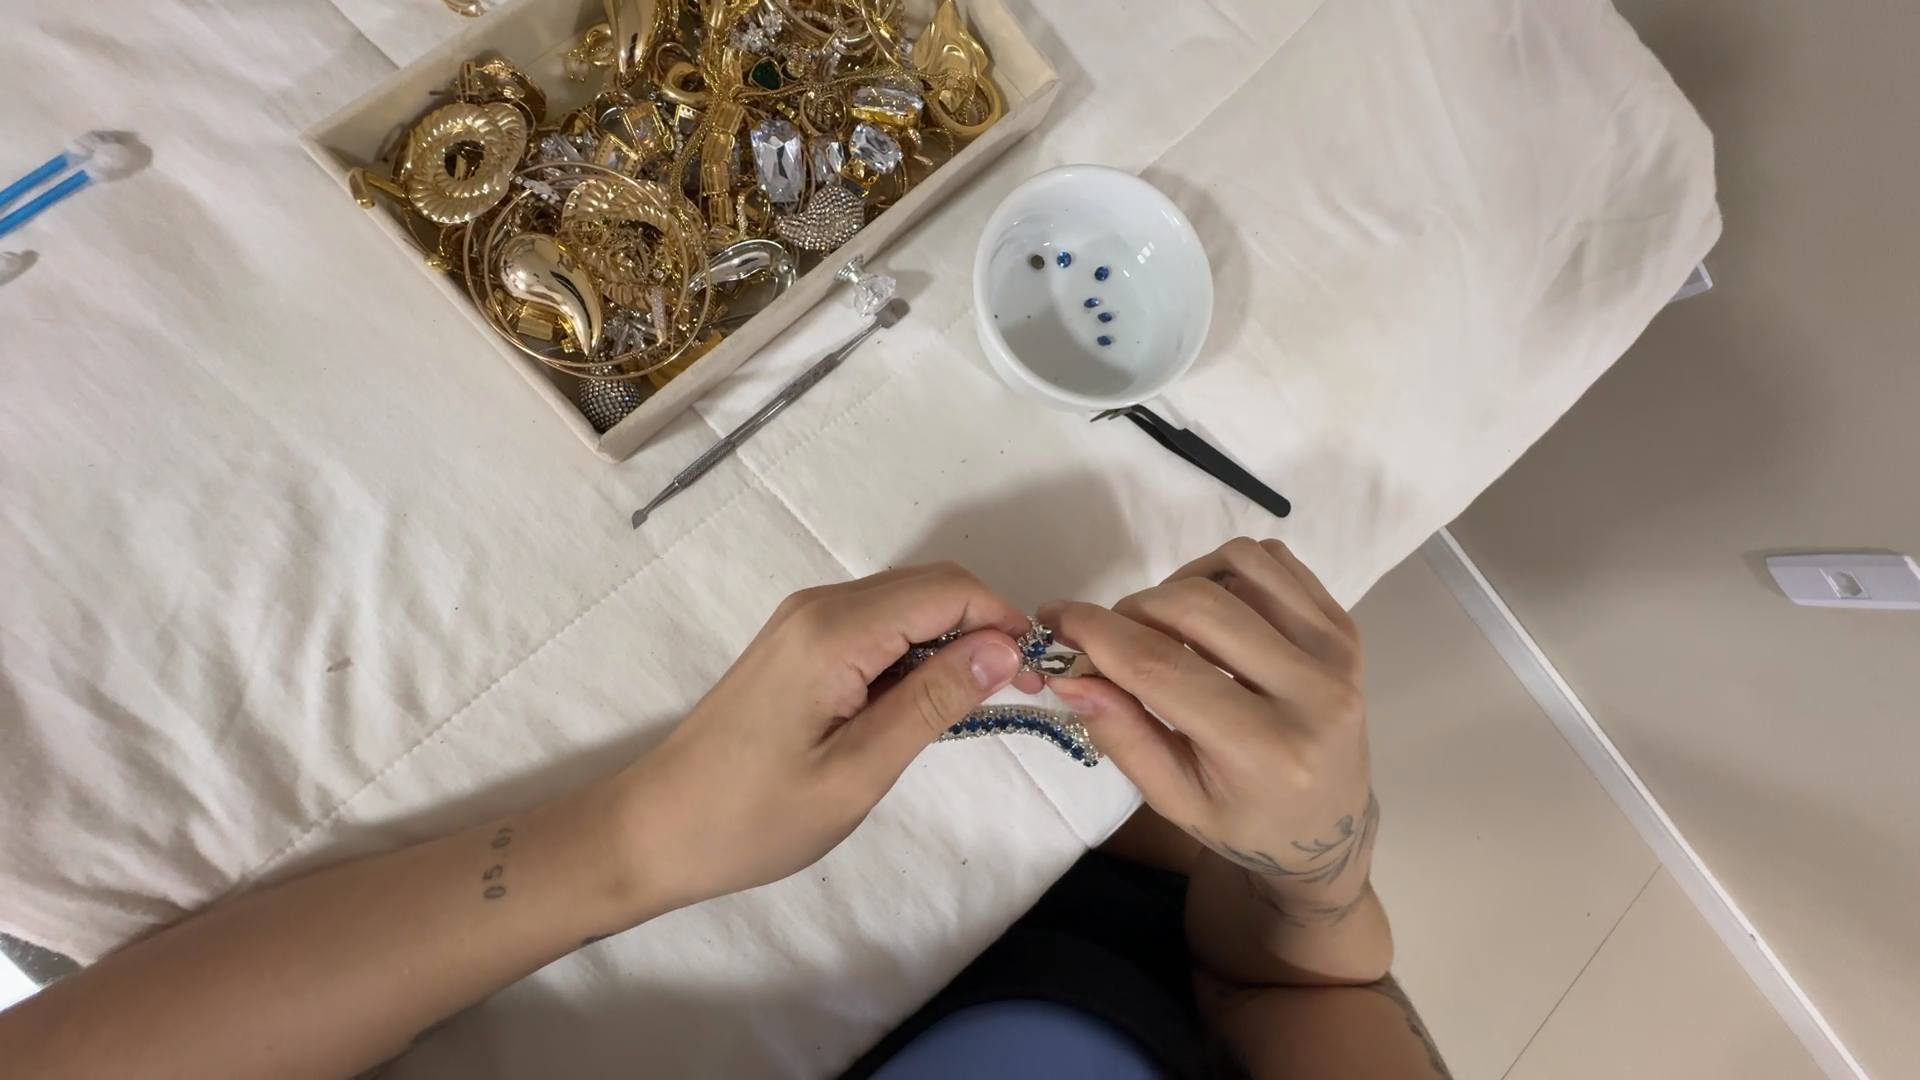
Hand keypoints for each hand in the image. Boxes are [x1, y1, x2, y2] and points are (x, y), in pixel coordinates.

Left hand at [611, 563, 1031, 915]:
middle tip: (1011, 691)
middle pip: (930, 585)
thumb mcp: (857, 772)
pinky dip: (916, 648)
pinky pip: (879, 621)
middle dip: (983, 625)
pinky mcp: (801, 637)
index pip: (947, 591)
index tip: (1033, 676)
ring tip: (967, 703)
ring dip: (951, 637)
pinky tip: (917, 699)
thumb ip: (932, 702)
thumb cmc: (753, 817)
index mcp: (835, 631)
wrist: (653, 828)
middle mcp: (822, 604)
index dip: (1002, 621)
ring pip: (907, 600)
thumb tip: (1003, 648)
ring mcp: (807, 617)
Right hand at [1043, 539, 1375, 924]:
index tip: (1054, 618)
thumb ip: (1121, 735)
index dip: (1096, 633)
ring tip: (1166, 627)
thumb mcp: (1173, 799)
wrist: (1329, 825)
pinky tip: (1211, 612)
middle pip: (1196, 605)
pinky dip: (1223, 570)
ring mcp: (1337, 651)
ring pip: (1236, 564)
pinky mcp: (1346, 625)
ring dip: (1178, 585)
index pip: (1162, 668)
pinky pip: (1271, 560)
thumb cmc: (1244, 821)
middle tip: (1110, 638)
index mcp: (1267, 751)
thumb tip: (1069, 675)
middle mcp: (1315, 692)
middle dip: (1131, 610)